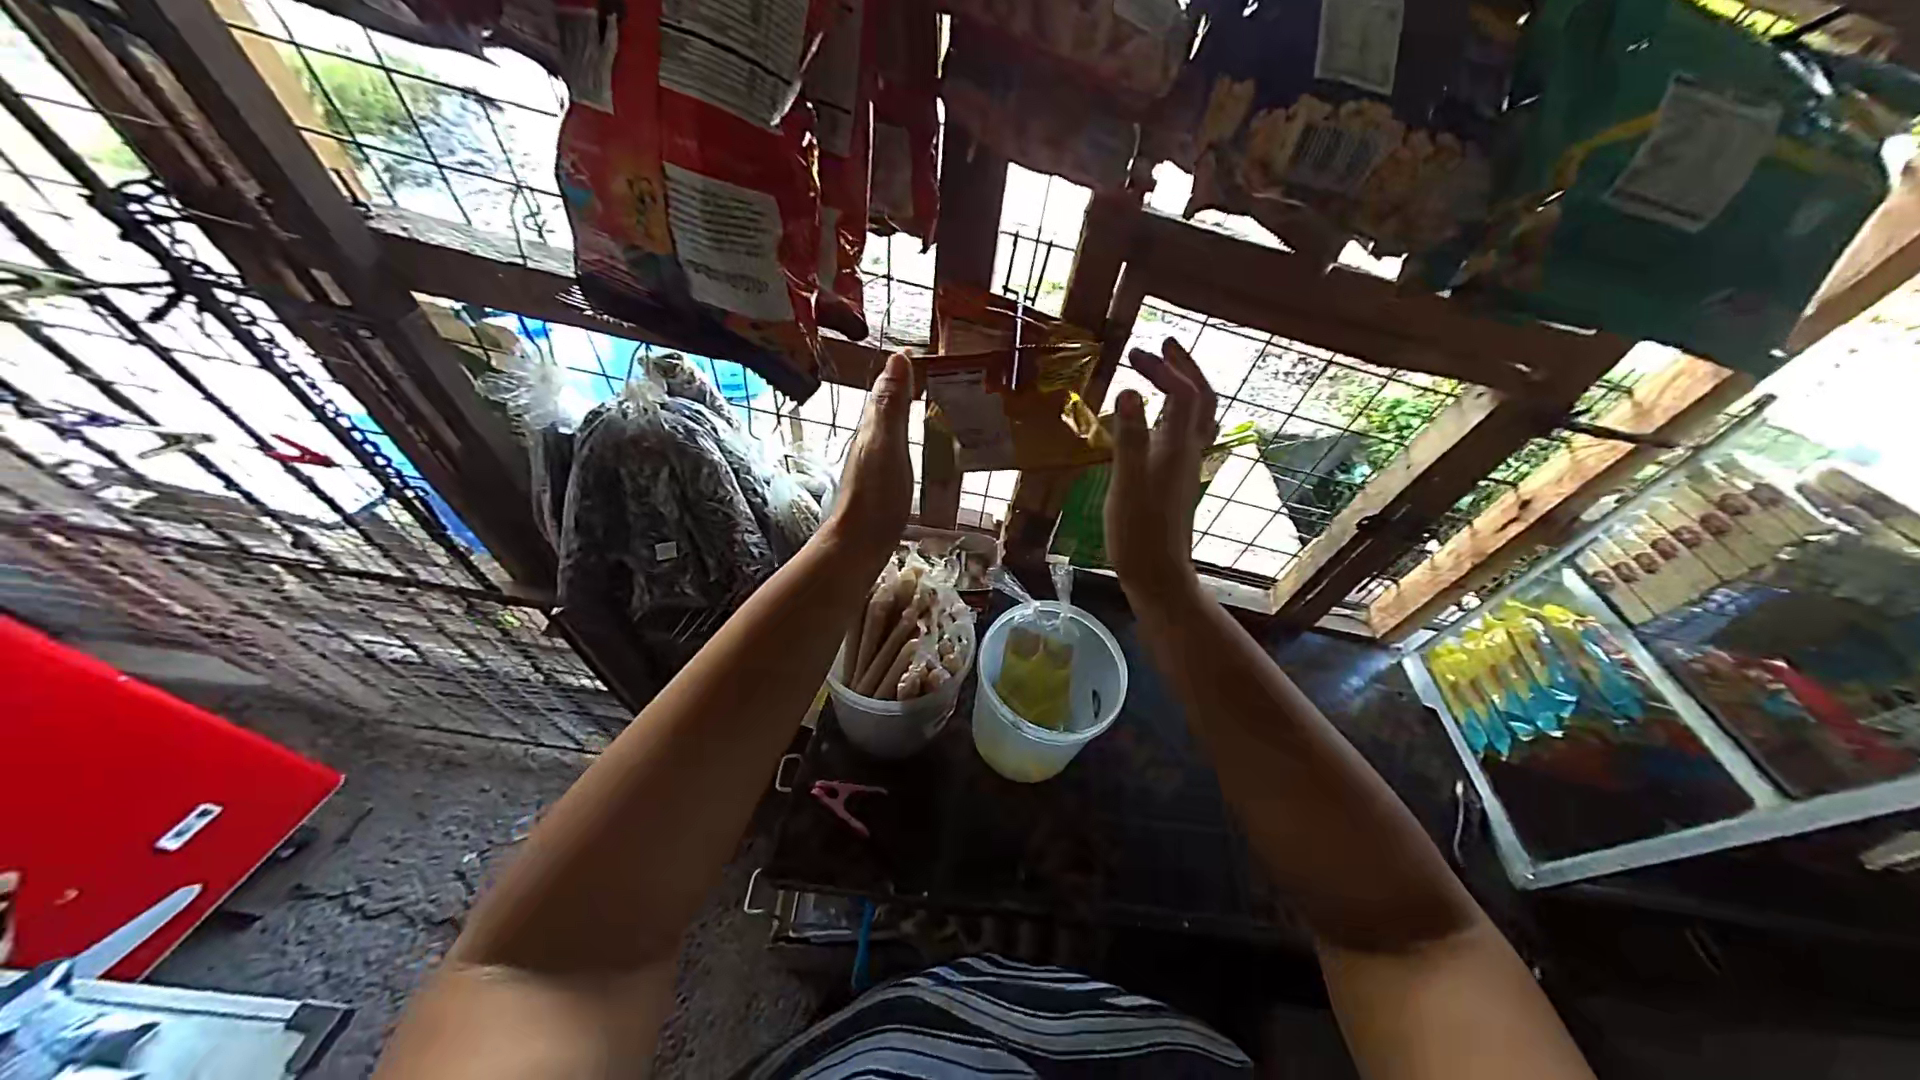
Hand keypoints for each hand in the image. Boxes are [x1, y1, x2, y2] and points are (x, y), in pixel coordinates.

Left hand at [825, 352, 913, 561]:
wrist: (860, 543)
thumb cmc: (876, 495)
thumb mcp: (888, 444)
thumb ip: (893, 405)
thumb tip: (897, 358)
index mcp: (872, 427)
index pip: (884, 388)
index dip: (899, 370)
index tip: (918, 352)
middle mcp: (870, 440)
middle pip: (885, 404)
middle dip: (903, 386)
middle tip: (929, 373)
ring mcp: (874, 462)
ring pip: (889, 425)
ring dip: (905, 410)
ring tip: (929, 401)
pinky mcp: (881, 482)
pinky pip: (896, 447)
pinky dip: (907, 436)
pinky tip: (917, 444)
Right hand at [1105, 338, 1217, 602]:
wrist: (1157, 573)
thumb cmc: (1138, 531)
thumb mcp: (1127, 483)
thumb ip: (1129, 437)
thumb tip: (1132, 389)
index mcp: (1177, 448)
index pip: (1183, 394)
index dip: (1163, 369)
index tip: (1136, 353)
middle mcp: (1187, 451)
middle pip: (1201, 400)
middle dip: (1185, 368)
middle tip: (1165, 345)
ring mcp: (1184, 466)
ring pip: (1198, 417)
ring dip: (1186, 387)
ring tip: (1167, 371)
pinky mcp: (1176, 480)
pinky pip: (1186, 434)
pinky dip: (1177, 413)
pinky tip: (1161, 419)